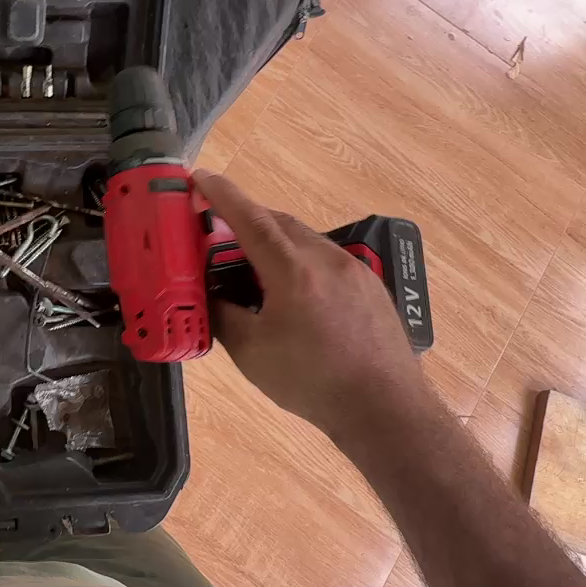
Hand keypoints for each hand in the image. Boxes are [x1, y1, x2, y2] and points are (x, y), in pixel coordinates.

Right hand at [194, 171, 430, 441]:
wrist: (385, 409)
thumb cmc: (311, 381)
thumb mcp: (251, 352)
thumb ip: (224, 315)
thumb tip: (208, 295)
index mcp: (292, 271)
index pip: (250, 220)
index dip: (222, 195)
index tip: (200, 177)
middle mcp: (325, 260)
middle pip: (278, 223)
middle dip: (245, 219)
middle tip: (217, 232)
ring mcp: (353, 271)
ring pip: (304, 240)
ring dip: (273, 242)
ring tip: (251, 269)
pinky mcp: (369, 287)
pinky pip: (324, 259)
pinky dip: (297, 260)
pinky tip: (291, 292)